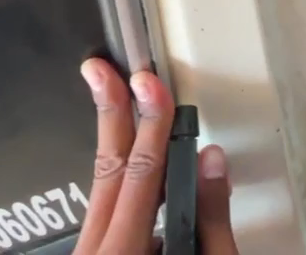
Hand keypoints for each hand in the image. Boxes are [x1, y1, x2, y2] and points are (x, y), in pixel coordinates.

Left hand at [74, 58, 238, 254]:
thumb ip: (211, 218)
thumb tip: (211, 159)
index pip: (141, 174)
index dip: (149, 122)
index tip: (148, 83)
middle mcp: (94, 254)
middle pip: (107, 170)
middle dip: (109, 113)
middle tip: (98, 70)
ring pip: (102, 186)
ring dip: (114, 136)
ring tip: (111, 91)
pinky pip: (106, 205)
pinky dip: (121, 170)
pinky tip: (130, 148)